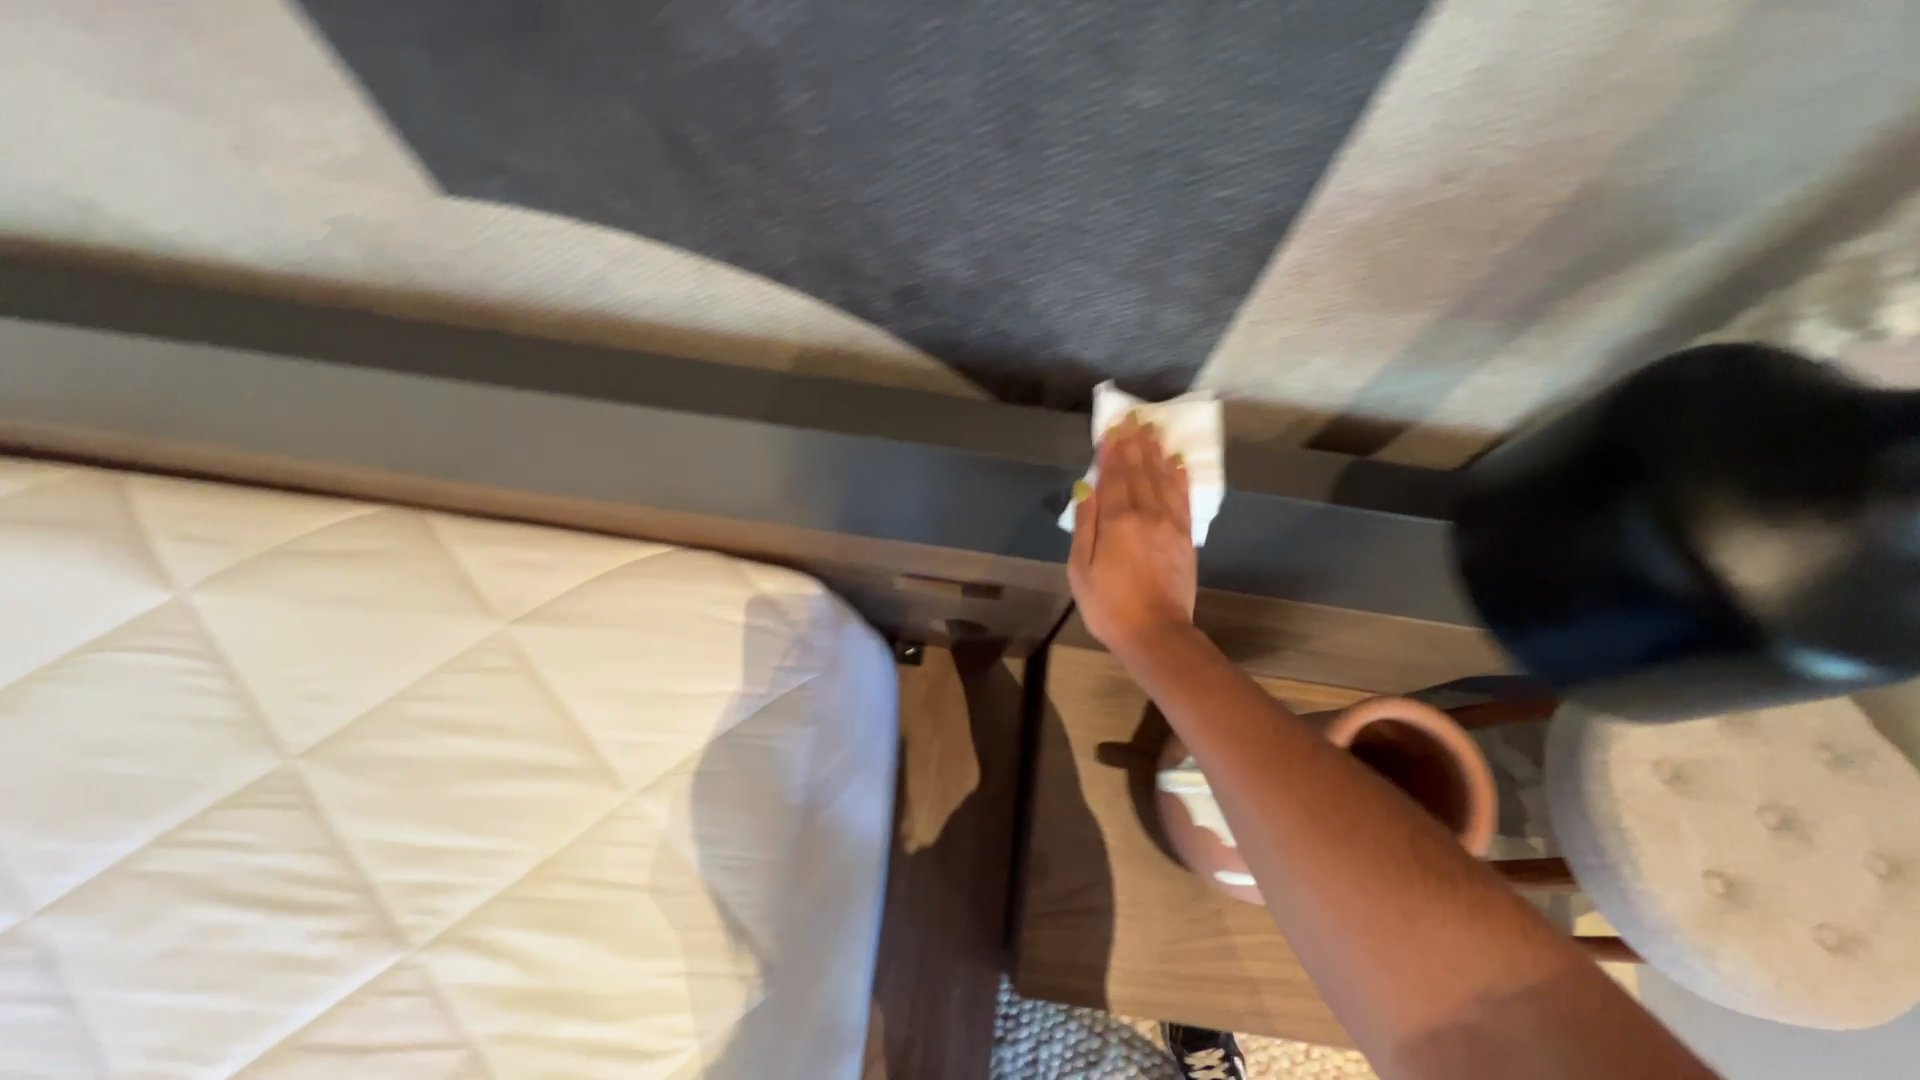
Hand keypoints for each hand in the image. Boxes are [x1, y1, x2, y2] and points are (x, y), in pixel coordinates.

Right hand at [1069, 416, 1198, 657]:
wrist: (1155, 633)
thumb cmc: (1108, 605)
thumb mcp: (1080, 568)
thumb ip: (1086, 524)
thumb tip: (1088, 487)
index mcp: (1117, 521)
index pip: (1114, 476)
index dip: (1112, 451)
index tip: (1112, 429)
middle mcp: (1147, 514)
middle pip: (1140, 472)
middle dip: (1135, 445)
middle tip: (1133, 420)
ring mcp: (1170, 525)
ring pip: (1163, 480)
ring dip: (1156, 454)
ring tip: (1153, 432)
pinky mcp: (1185, 538)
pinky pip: (1183, 499)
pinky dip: (1179, 478)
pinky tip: (1177, 464)